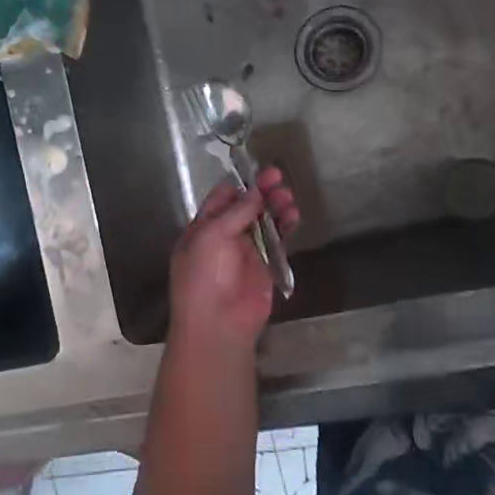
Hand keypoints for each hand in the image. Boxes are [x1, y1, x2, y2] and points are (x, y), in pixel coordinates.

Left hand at [167, 169, 300, 356]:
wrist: (218, 322)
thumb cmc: (204, 275)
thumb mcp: (211, 236)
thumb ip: (235, 213)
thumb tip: (254, 192)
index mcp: (201, 229)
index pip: (220, 200)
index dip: (238, 186)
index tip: (256, 172)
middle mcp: (223, 238)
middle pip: (244, 208)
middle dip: (260, 192)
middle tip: (277, 177)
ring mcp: (245, 252)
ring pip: (263, 222)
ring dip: (275, 206)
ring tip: (287, 195)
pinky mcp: (265, 266)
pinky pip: (277, 241)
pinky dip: (285, 226)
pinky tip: (293, 215)